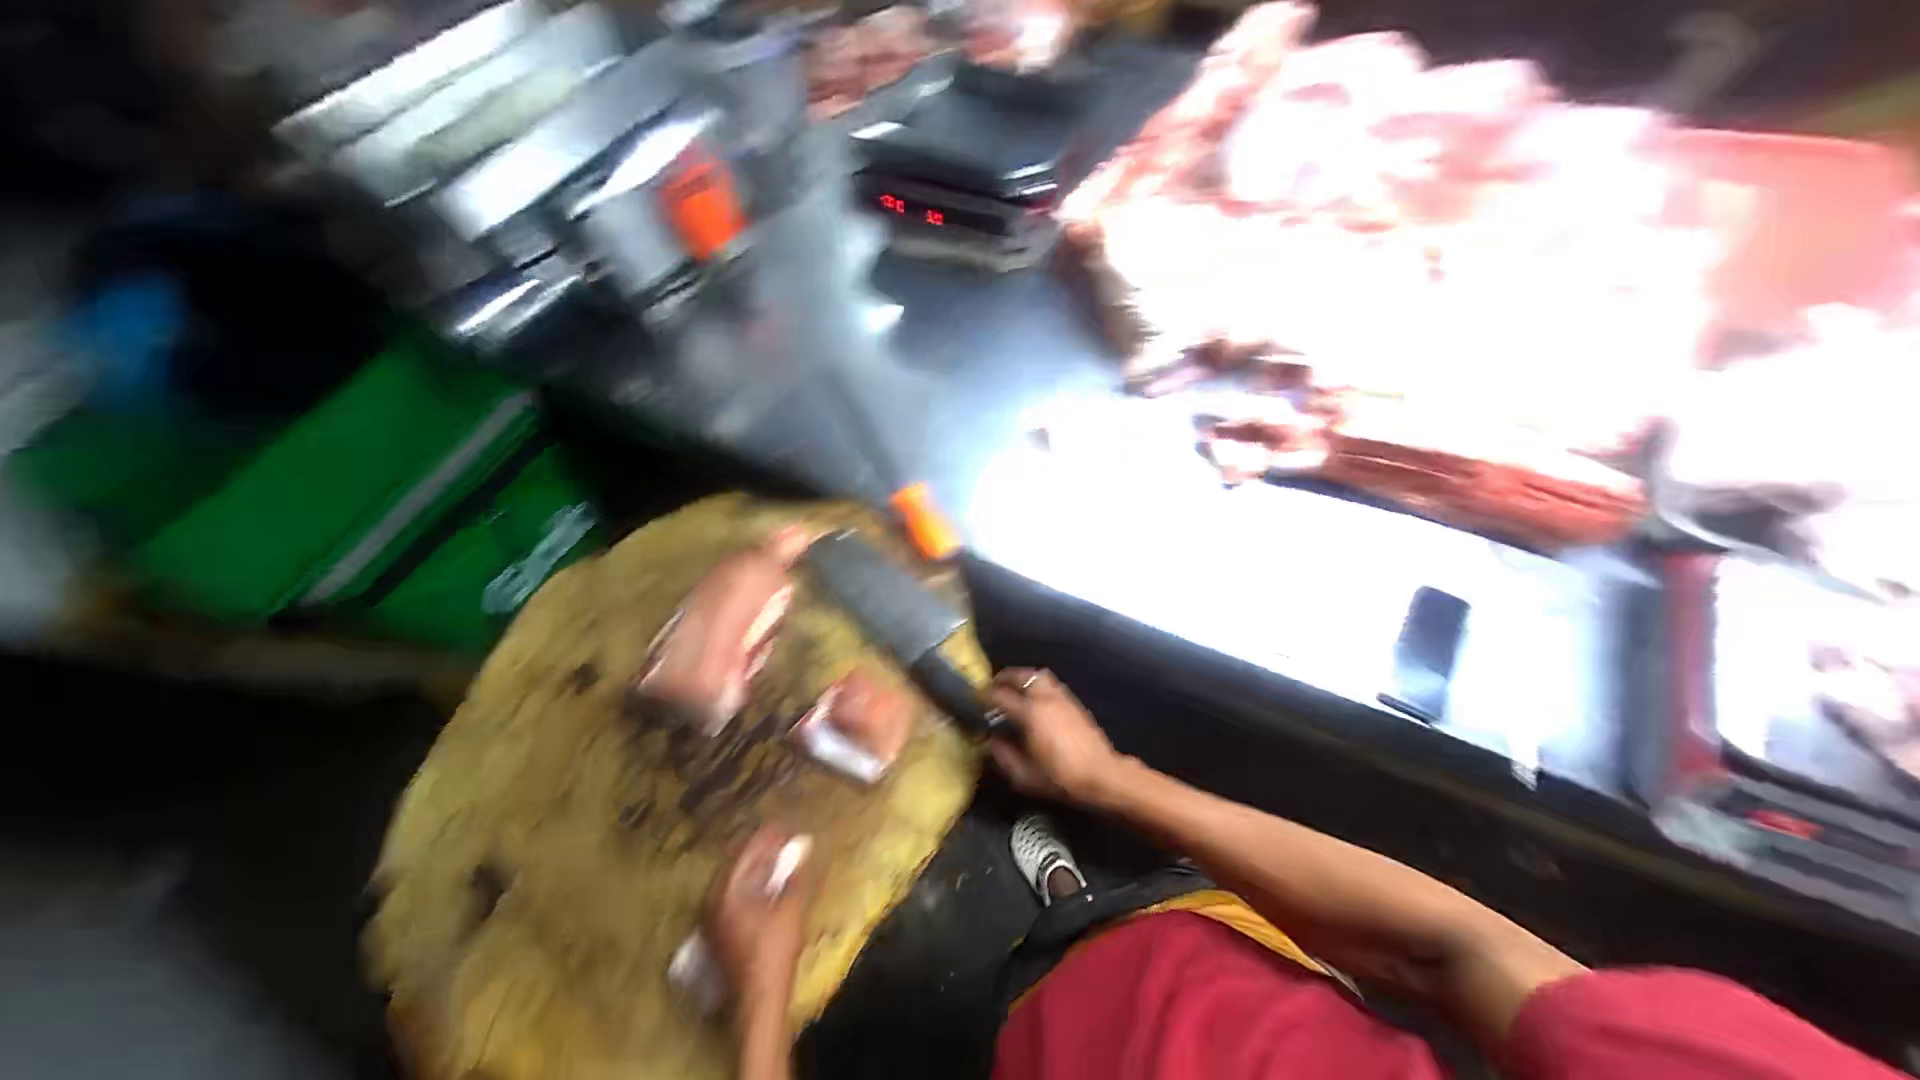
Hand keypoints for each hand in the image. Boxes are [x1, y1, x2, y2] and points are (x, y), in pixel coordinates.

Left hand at [705, 825, 812, 1020]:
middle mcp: (712, 902)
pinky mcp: (720, 934)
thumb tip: (801, 846)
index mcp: (725, 892)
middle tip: (782, 840)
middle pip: (736, 865)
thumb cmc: (773, 951)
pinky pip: (734, 897)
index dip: (765, 837)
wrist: (758, 1000)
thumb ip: (794, 873)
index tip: (782, 826)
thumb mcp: (790, 907)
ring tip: (778, 859)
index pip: (744, 852)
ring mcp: (713, 920)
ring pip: (735, 882)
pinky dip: (751, 886)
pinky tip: (768, 886)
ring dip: (756, 869)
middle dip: (760, 851)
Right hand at [986, 668, 1126, 804]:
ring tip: (1013, 688)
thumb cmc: (1061, 777)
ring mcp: (1062, 698)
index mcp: (1030, 713)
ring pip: (1038, 675)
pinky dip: (1037, 684)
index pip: (1001, 695)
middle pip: (1021, 675)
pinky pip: (1051, 684)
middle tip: (993, 686)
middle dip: (1004, 677)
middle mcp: (1045, 698)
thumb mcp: (1025, 775)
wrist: (1102, 775)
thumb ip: (1003, 755)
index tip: (977, 701)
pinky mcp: (1073, 702)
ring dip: (1022, 677)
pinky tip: (1034, 699)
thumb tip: (991, 741)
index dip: (985, 696)